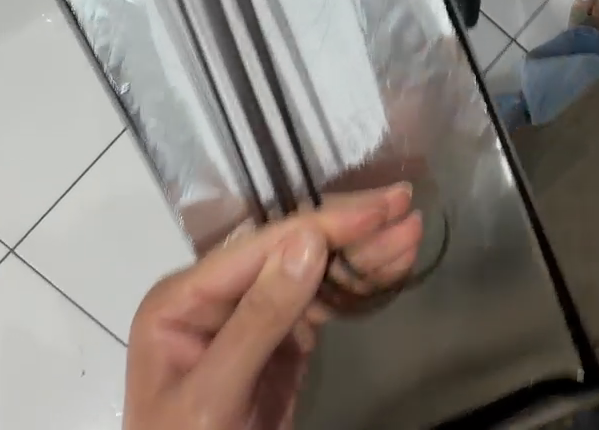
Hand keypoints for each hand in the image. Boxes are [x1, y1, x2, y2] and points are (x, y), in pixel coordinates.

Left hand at [125, 185, 423, 429]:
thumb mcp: (215, 396)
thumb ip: (259, 318)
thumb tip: (310, 240)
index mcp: (186, 297)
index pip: (266, 245)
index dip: (328, 224)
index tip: (381, 209)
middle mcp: (220, 293)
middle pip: (295, 247)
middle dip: (355, 229)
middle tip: (405, 203)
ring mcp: (252, 312)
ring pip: (318, 269)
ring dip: (367, 251)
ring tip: (413, 233)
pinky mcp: (282, 336)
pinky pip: (325, 299)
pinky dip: (361, 283)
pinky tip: (393, 266)